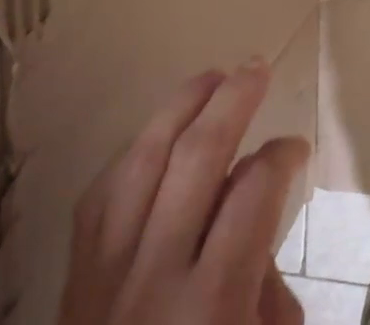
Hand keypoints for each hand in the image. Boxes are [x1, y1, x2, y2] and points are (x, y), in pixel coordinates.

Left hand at [58, 60, 309, 324]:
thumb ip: (268, 296)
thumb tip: (257, 235)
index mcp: (212, 304)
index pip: (252, 198)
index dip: (279, 158)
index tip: (295, 145)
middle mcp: (155, 274)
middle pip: (195, 161)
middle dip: (231, 103)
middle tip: (257, 68)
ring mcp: (106, 271)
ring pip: (141, 163)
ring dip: (178, 108)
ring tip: (210, 76)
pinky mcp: (73, 276)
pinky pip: (101, 193)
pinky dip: (133, 153)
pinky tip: (155, 132)